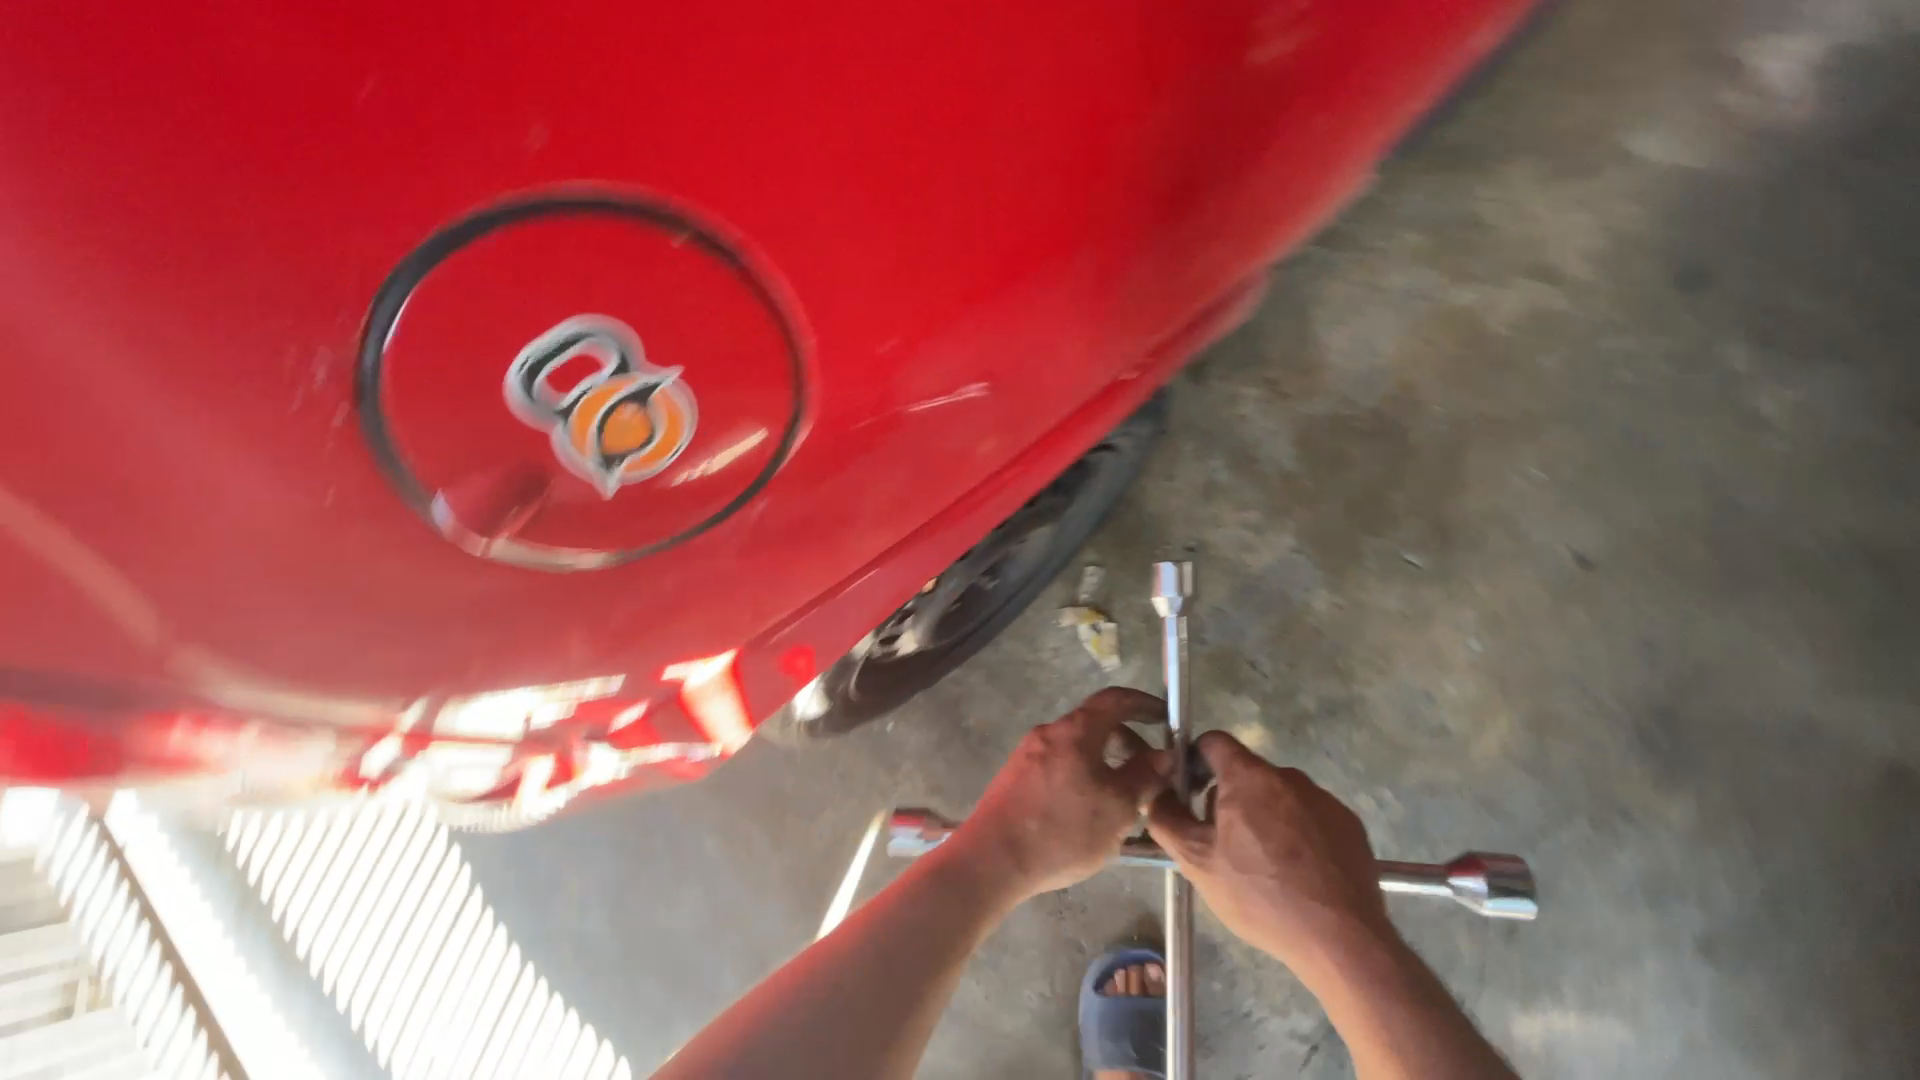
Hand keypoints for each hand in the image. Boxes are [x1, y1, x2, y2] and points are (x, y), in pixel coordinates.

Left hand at [952, 687, 1167, 897]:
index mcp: (1075, 731)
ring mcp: (1027, 755)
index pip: (1115, 700)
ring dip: (1106, 764)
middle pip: (1095, 725)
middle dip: (1128, 743)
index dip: (1144, 704)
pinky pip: (1060, 767)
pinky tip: (1090, 812)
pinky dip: (1083, 776)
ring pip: (1077, 749)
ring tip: (1125, 800)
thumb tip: (1162, 755)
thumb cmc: (1062, 830)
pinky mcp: (1016, 778)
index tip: (1165, 718)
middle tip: (1151, 774)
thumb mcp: (1118, 808)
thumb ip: (1144, 776)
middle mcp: (1048, 733)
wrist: (992, 859)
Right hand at [1147, 731, 1397, 977]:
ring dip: (1263, 817)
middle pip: (1246, 773)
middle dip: (1228, 798)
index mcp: (1248, 777)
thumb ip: (1167, 819)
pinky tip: (1296, 874)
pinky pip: (1310, 817)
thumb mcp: (1197, 862)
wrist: (1340, 939)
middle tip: (1222, 843)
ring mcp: (1324, 800)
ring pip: (1278, 797)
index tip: (1190, 792)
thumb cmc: (1260, 896)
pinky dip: (1297, 834)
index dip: (1195, 760)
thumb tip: (1157, 795)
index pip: (1214, 741)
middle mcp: (1289, 777)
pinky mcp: (1349, 825)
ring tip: (1262, 866)